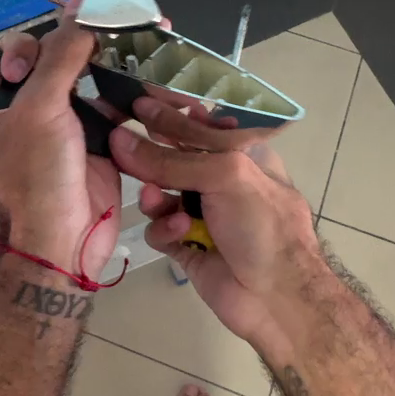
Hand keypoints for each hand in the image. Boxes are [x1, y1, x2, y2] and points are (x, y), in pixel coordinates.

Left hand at [0, 0, 121, 273]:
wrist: (64, 241)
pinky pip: (113, 102)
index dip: (37, 43)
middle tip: (115, 20)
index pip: (16, 52)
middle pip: (57, 58)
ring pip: (88, 76)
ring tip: (144, 25)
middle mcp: (28, 108)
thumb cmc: (38, 174)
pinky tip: (151, 60)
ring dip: (114, 54)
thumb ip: (61, 54)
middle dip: (86, 38)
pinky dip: (131, 84)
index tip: (57, 48)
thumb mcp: (40, 108)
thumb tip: (82, 3)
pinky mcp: (98, 138)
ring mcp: (65, 122)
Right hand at [107, 108, 325, 358]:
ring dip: (155, 196)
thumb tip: (117, 138)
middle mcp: (220, 180)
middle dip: (148, 153)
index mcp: (240, 154)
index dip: (168, 110)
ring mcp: (202, 213)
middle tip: (117, 142)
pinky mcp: (185, 245)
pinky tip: (180, 233)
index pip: (199, 122)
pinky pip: (159, 228)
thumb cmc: (262, 224)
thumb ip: (168, 158)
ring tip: (155, 201)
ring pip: (158, 193)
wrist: (277, 297)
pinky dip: (164, 229)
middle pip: (171, 156)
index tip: (133, 98)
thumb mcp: (223, 175)